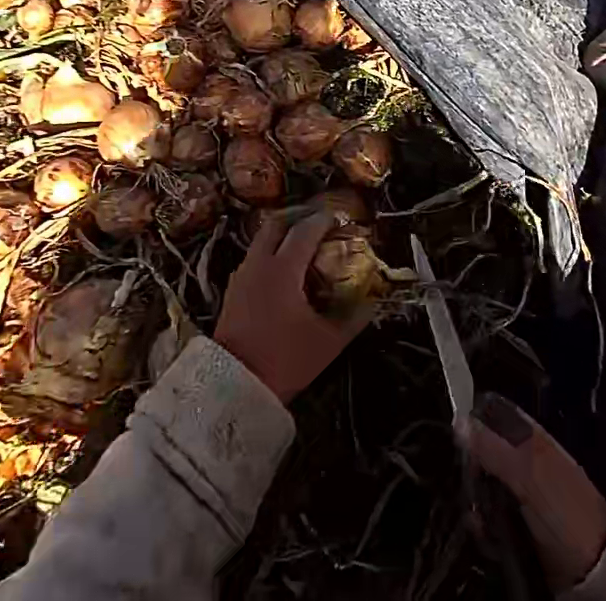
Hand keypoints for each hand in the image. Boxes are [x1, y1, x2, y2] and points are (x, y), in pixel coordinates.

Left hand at [215, 211, 372, 402]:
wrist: (232, 387)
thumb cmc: (284, 359)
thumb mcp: (327, 342)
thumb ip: (353, 319)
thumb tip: (373, 302)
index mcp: (283, 269)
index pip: (304, 230)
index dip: (323, 220)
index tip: (338, 218)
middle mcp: (259, 264)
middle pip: (276, 225)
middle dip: (298, 218)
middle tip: (318, 224)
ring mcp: (242, 277)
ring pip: (261, 241)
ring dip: (282, 236)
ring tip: (303, 247)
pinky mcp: (232, 292)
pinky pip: (253, 259)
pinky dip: (270, 254)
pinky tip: (284, 272)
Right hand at [465, 393, 605, 591]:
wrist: (594, 570)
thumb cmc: (566, 510)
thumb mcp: (529, 472)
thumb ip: (494, 446)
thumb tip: (458, 421)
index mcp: (530, 438)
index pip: (492, 416)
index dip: (472, 424)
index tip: (457, 440)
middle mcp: (523, 461)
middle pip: (481, 453)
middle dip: (470, 469)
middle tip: (471, 484)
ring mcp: (518, 494)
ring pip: (480, 486)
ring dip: (474, 500)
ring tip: (479, 514)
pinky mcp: (513, 525)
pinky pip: (485, 516)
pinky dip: (480, 524)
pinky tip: (483, 531)